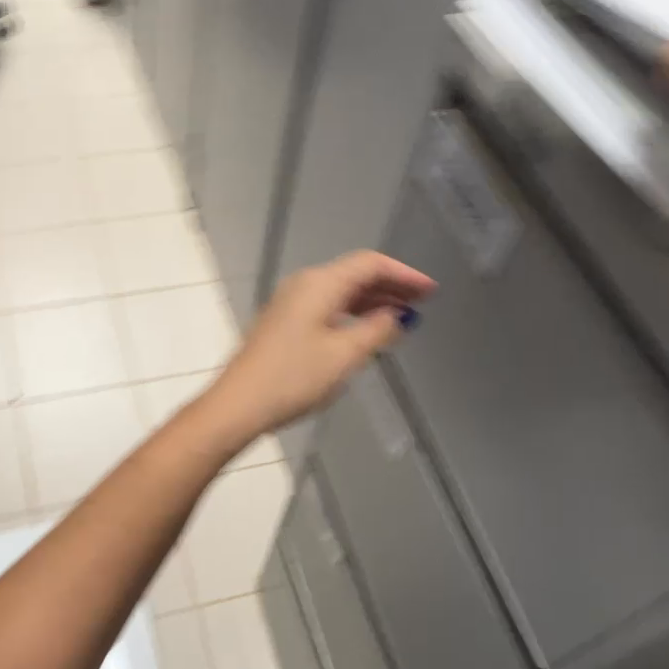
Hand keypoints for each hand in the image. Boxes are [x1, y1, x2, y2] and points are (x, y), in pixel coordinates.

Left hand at [199, 251, 436, 439]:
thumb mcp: (344, 355)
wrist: (239, 404)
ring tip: (402, 317)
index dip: (403, 273)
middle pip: (354, 274)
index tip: (430, 289)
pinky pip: (327, 307)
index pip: (369, 264)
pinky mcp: (284, 323)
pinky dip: (352, 313)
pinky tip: (366, 331)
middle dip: (390, 286)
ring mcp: (290, 303)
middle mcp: (304, 285)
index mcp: (320, 284)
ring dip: (372, 301)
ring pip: (340, 292)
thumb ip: (376, 330)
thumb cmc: (293, 378)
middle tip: (423, 301)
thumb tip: (397, 315)